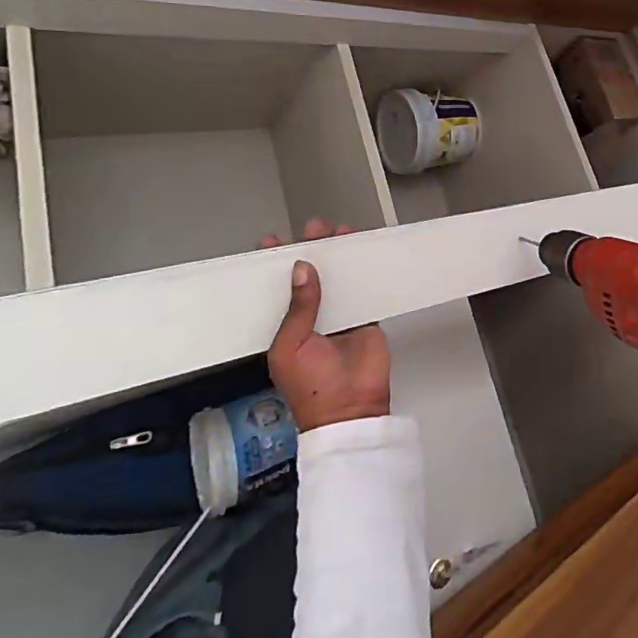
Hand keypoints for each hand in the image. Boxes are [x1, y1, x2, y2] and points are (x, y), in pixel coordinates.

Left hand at [265, 218, 390, 431]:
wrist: (349, 409)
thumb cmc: (310, 383)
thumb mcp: (291, 345)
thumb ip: (299, 307)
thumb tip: (303, 267)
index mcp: (285, 326)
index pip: (276, 289)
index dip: (273, 265)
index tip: (272, 241)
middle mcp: (311, 317)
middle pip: (310, 276)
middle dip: (310, 250)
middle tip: (313, 228)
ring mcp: (340, 315)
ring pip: (337, 277)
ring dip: (338, 255)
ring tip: (339, 231)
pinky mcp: (365, 317)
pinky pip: (364, 288)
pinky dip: (365, 269)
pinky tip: (365, 250)